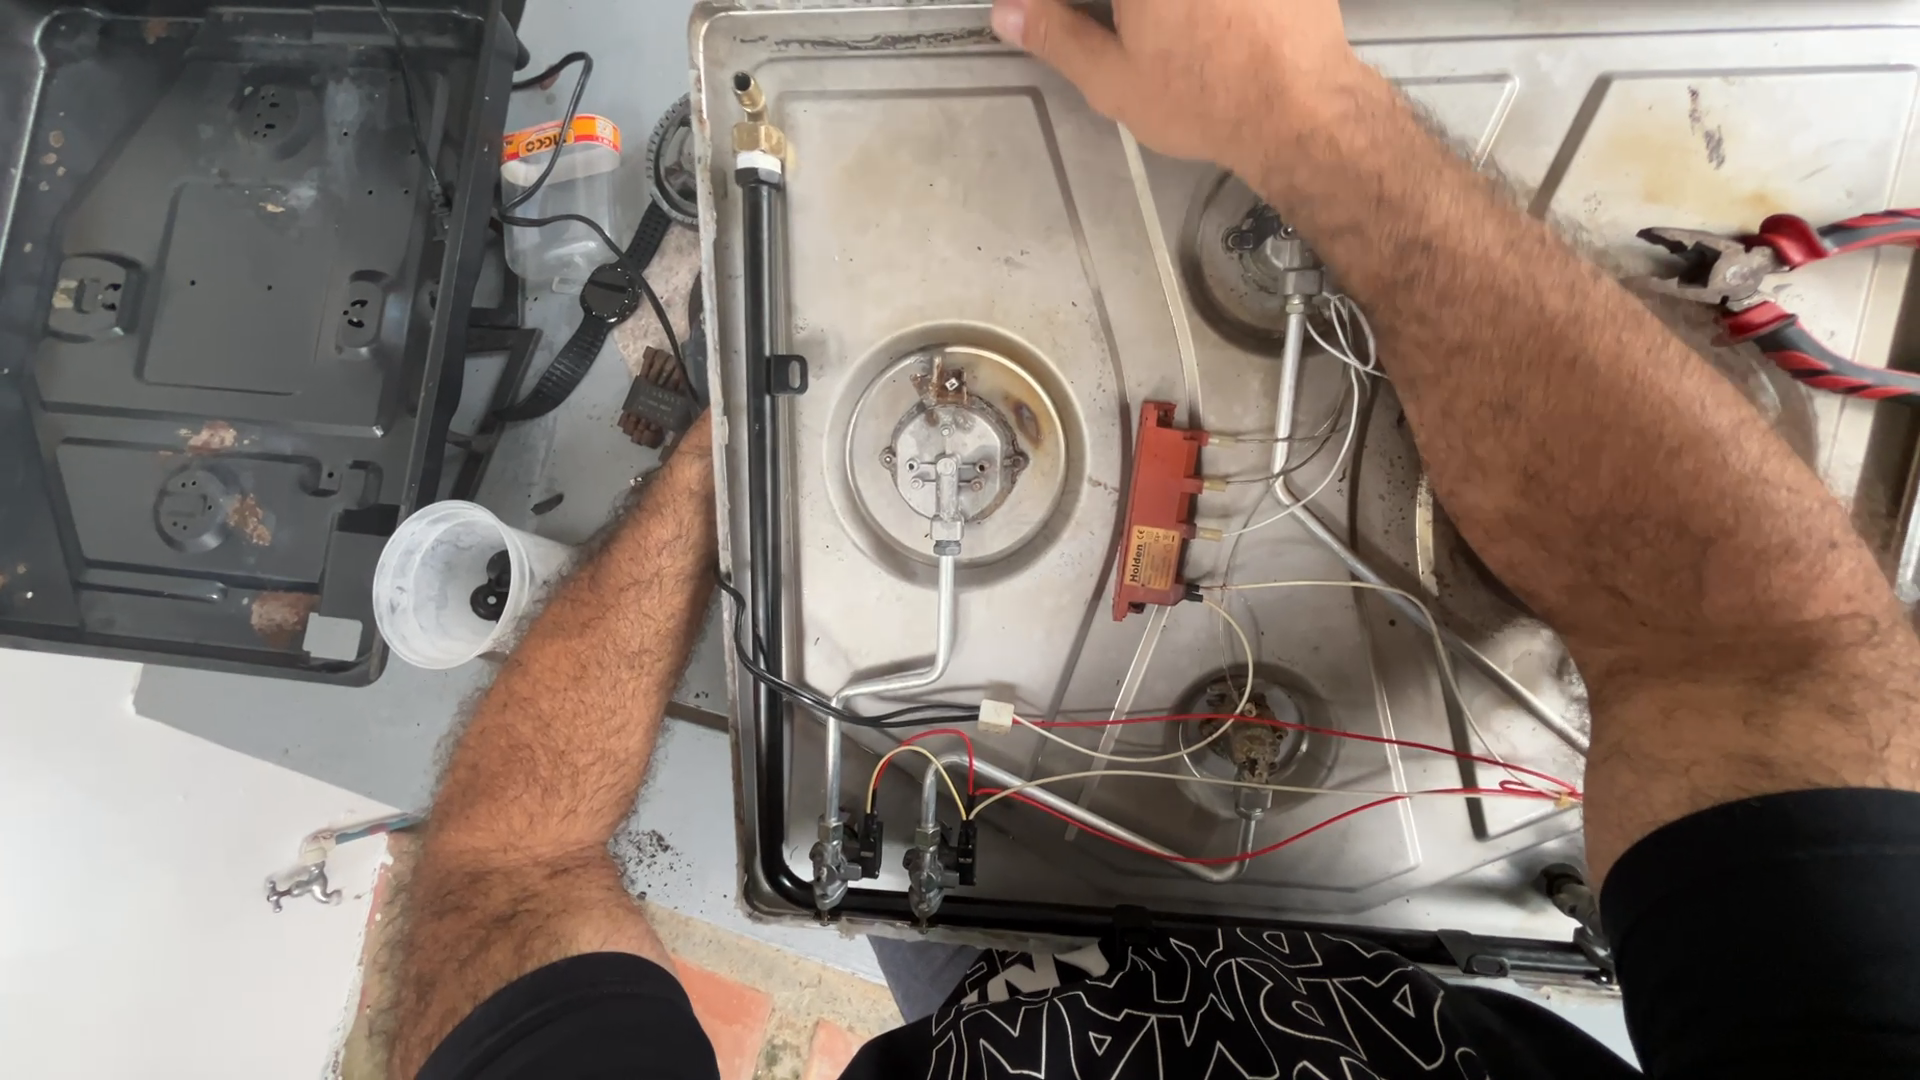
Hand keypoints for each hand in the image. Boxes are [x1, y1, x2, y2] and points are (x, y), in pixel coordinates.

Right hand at [990, 0, 1361, 173]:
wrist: (1295, 105)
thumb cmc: (1205, 99)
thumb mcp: (1112, 80)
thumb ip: (1056, 36)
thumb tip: (1008, 13)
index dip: (1057, 8)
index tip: (1046, 18)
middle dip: (1115, 16)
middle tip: (1124, 38)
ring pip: (1163, 3)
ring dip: (1152, 22)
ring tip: (1173, 48)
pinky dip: (1194, 13)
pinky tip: (1203, 31)